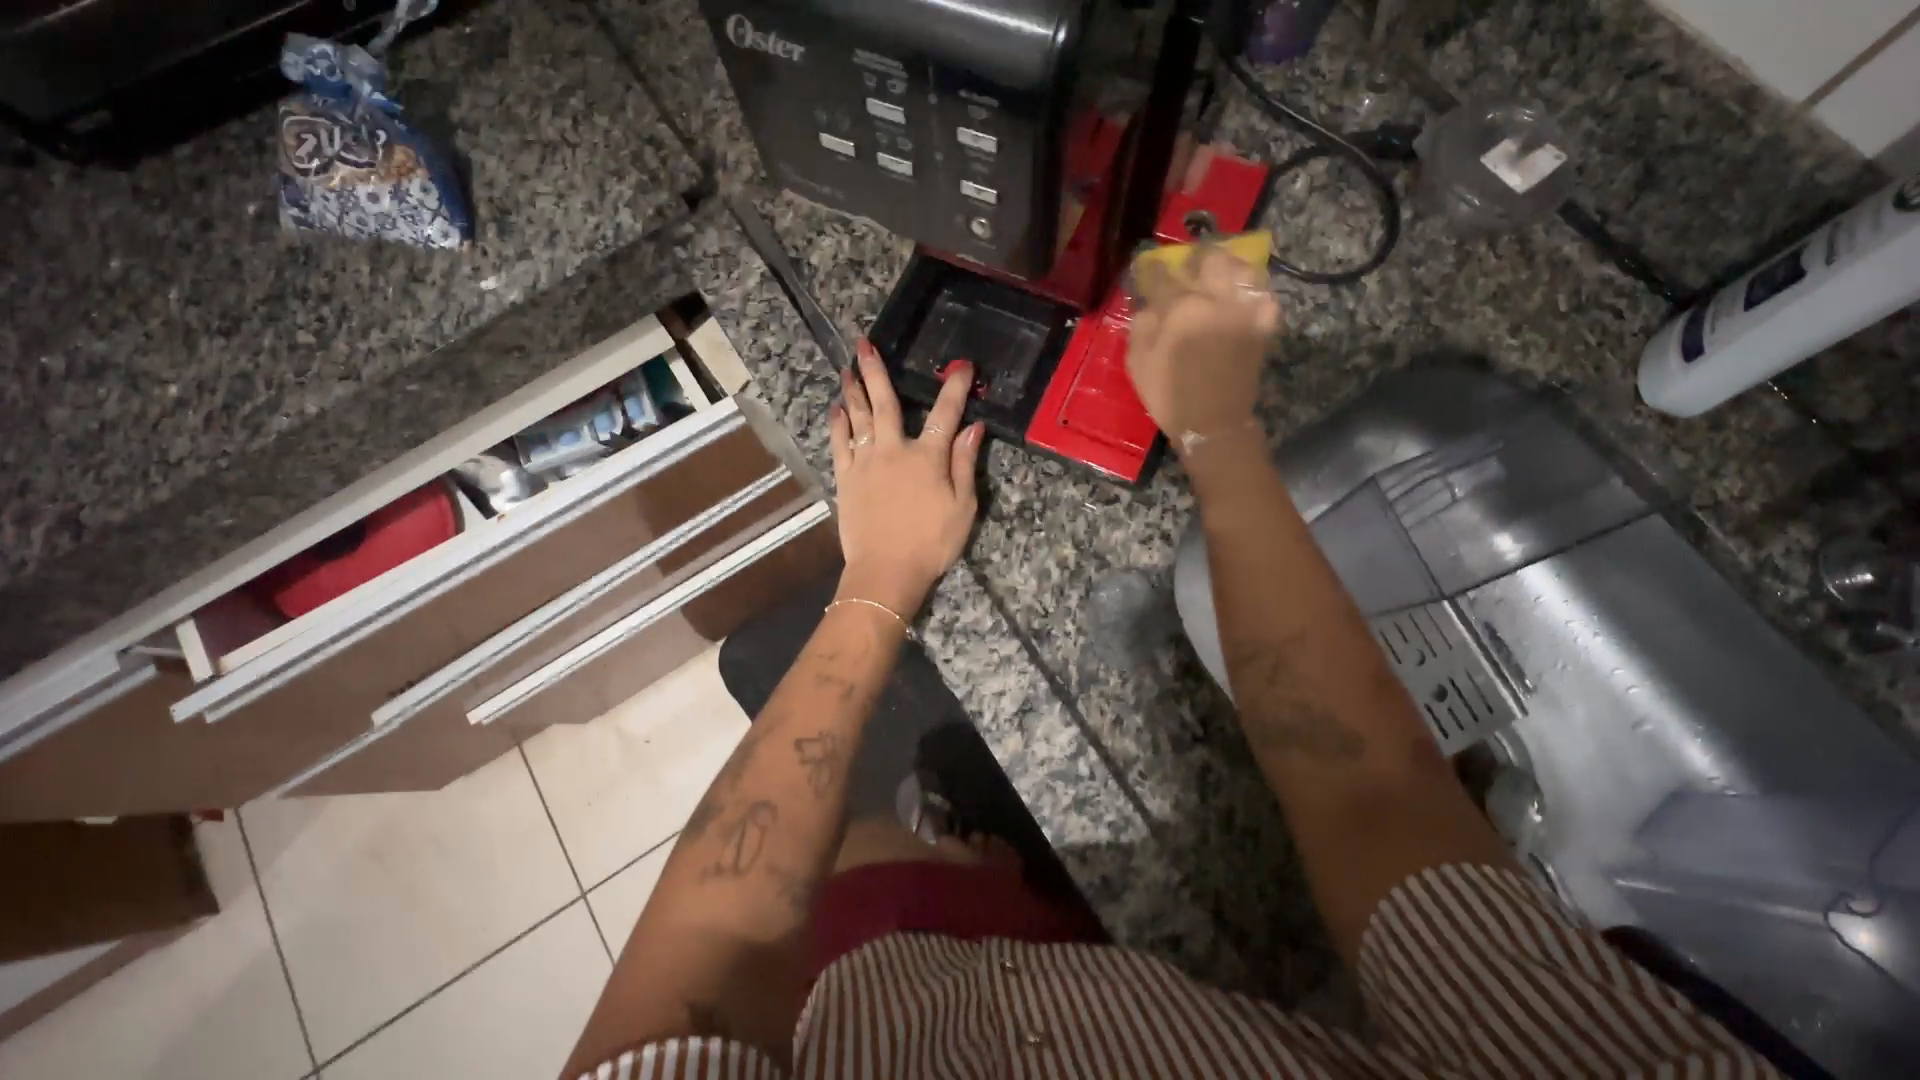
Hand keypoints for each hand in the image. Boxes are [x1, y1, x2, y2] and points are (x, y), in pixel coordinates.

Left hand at [829, 339, 984, 614]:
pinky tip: (836, 409)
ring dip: (853, 390)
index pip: (945, 414)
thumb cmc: (931, 543)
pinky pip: (840, 444)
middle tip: (865, 344)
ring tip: (847, 368)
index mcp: (928, 457)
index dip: (954, 387)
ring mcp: (866, 463)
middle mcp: (894, 451)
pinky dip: (838, 425)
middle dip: (877, 371)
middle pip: (886, 403)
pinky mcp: (846, 479)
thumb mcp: (963, 508)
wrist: (886, 571)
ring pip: (858, 418)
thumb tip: (973, 428)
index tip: (961, 365)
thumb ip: (965, 465)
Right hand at [1126, 244, 1280, 451]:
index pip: (1163, 275)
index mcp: (1180, 308)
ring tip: (1221, 276)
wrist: (1213, 424)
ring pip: (1244, 269)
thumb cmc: (1170, 397)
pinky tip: (1244, 300)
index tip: (1151, 273)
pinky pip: (1266, 298)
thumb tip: (1148, 305)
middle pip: (1211, 259)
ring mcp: (1244, 312)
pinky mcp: (1262, 327)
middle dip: (1197, 258)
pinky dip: (1256, 294)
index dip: (1154, 271)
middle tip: (1190, 268)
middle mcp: (1216, 301)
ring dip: (1231, 267)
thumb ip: (1141, 327)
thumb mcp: (1139, 365)